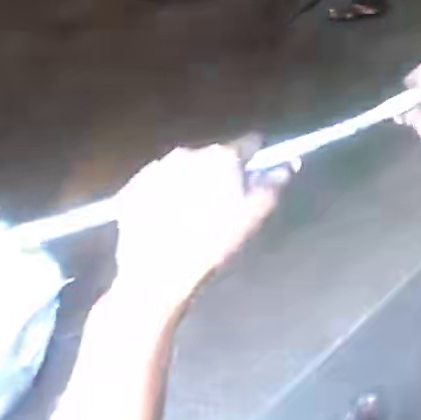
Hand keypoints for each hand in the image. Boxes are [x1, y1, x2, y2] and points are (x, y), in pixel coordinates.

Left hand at [109, 144, 279, 313]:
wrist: (155, 276)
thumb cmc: (215, 242)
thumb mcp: (256, 213)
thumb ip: (275, 182)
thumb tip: (289, 163)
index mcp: (222, 156)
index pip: (251, 143)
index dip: (258, 157)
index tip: (257, 174)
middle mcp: (189, 153)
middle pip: (217, 155)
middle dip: (223, 171)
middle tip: (225, 200)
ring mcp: (156, 170)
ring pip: (186, 168)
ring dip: (194, 181)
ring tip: (194, 212)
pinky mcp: (131, 189)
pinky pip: (158, 183)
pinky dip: (167, 193)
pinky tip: (169, 217)